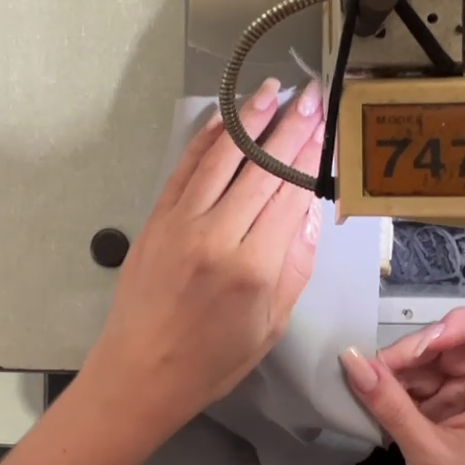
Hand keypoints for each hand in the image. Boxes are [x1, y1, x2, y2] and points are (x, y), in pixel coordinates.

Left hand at [86, 78, 326, 422]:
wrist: (140, 374)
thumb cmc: (212, 361)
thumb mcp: (271, 324)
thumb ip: (295, 264)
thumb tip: (308, 210)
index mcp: (254, 266)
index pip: (290, 193)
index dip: (310, 154)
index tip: (324, 123)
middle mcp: (217, 235)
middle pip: (261, 168)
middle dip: (288, 126)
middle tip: (308, 94)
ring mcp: (180, 223)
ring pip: (221, 158)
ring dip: (247, 120)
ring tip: (269, 90)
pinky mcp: (155, 220)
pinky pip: (184, 170)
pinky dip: (205, 141)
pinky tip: (223, 120)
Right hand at [340, 306, 464, 464]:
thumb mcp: (424, 451)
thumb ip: (388, 403)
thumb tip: (351, 360)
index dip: (464, 322)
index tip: (427, 345)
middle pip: (454, 339)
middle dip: (414, 350)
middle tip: (377, 372)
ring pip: (433, 358)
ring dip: (400, 369)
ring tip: (371, 388)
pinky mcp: (451, 405)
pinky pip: (424, 379)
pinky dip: (399, 385)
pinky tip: (378, 399)